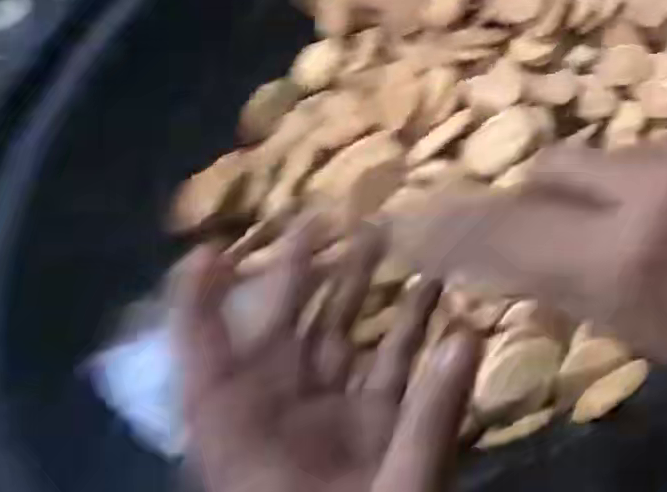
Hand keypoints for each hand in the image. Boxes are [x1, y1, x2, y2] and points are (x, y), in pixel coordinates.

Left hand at [172, 220, 482, 491]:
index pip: (211, 375)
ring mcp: (334, 429)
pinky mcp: (378, 434)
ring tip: (384, 231)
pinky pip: (389, 366)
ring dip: (358, 290)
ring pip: (336, 344)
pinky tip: (436, 288)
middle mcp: (285, 430)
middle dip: (299, 277)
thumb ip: (427, 421)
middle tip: (324, 214)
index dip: (199, 316)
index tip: (203, 253)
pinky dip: (410, 325)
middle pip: (282, 341)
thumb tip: (466, 333)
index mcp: (254, 453)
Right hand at [383, 141, 666, 365]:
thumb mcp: (636, 328)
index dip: (447, 228)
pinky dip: (609, 182)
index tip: (398, 223)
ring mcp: (665, 154)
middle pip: (539, 174)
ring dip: (569, 191)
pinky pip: (619, 154)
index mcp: (622, 260)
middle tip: (526, 232)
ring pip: (579, 161)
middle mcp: (637, 193)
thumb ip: (563, 285)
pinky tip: (640, 207)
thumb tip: (497, 259)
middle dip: (518, 202)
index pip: (509, 235)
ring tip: (598, 224)